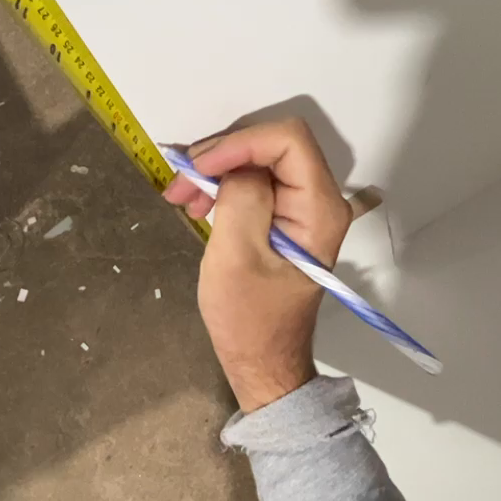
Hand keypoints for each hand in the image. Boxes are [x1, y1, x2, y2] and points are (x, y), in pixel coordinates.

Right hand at [164, 118, 351, 411]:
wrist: (261, 360)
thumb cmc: (248, 318)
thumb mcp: (236, 257)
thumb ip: (241, 200)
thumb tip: (235, 168)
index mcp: (319, 208)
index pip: (286, 140)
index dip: (239, 143)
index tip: (198, 168)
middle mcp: (320, 200)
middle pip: (273, 145)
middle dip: (222, 155)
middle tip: (180, 183)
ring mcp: (303, 208)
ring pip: (259, 162)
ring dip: (217, 171)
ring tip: (181, 197)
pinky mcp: (285, 218)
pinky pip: (256, 184)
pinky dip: (223, 186)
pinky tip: (198, 205)